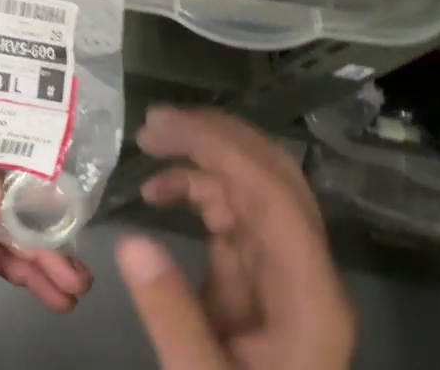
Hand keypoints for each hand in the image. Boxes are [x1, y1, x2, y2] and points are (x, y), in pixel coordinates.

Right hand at [115, 107, 354, 369]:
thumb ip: (172, 318)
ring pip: (253, 191)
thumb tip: (131, 241)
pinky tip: (159, 192)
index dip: (221, 149)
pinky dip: (196, 193)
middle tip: (153, 122)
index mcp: (309, 297)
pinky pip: (233, 218)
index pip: (275, 196)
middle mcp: (305, 274)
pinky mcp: (258, 283)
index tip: (163, 125)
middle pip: (274, 180)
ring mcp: (283, 277)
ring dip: (202, 160)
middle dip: (215, 139)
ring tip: (148, 145)